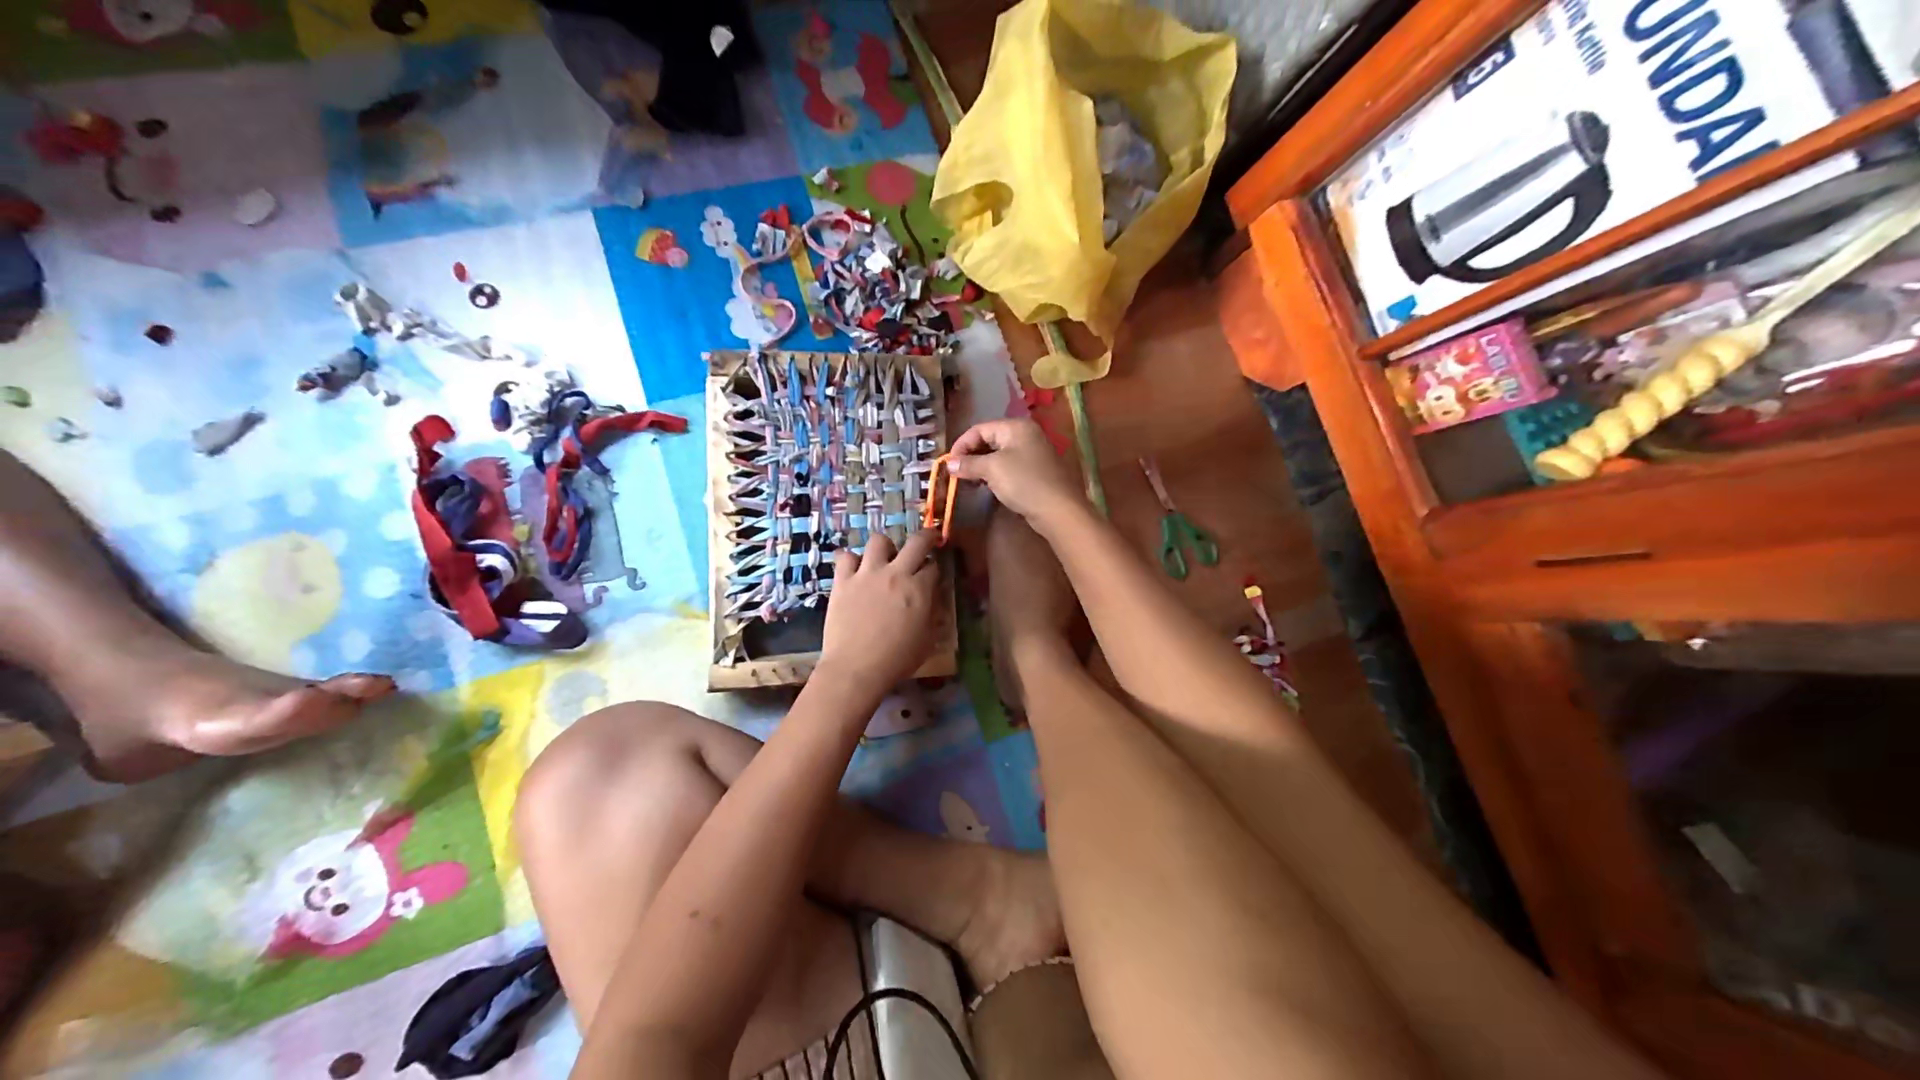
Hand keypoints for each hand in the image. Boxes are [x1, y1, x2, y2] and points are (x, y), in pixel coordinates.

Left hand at [818, 530, 939, 693]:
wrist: (856, 668)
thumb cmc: (897, 660)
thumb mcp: (927, 641)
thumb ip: (933, 615)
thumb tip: (934, 599)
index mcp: (920, 589)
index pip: (934, 566)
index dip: (935, 569)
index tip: (933, 575)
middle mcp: (896, 573)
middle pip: (917, 542)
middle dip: (926, 538)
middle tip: (927, 541)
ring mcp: (867, 574)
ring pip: (879, 540)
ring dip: (885, 547)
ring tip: (883, 559)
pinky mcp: (843, 581)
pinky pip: (845, 556)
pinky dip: (850, 560)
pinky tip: (853, 570)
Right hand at [947, 419, 1082, 530]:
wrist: (1057, 509)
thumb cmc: (1023, 482)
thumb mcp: (992, 469)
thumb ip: (969, 463)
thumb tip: (949, 464)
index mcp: (1015, 426)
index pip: (979, 429)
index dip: (961, 444)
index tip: (948, 464)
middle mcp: (1025, 434)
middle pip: (988, 439)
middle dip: (970, 455)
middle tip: (956, 473)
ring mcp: (1031, 452)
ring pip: (997, 454)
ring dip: (980, 466)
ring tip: (967, 480)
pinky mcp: (1034, 470)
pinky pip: (1007, 466)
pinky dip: (993, 473)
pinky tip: (985, 485)